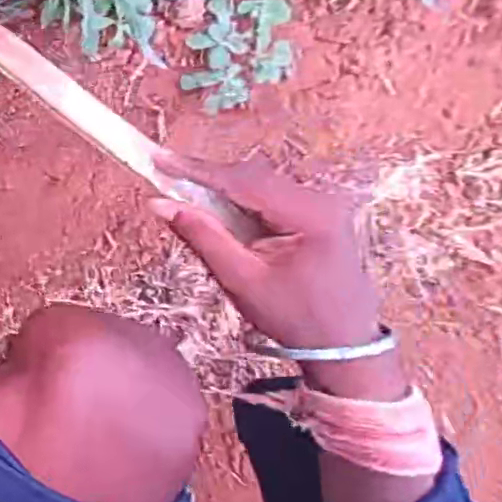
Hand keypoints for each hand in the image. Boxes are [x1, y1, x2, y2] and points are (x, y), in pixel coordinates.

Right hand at [149, 153, 407, 400]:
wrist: (343, 343)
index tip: (159, 158)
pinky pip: (267, 198)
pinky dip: (236, 201)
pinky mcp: (315, 215)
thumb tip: (160, 203)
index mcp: (310, 214)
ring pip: (258, 185)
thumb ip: (201, 235)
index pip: (243, 180)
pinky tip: (214, 211)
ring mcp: (322, 207)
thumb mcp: (239, 278)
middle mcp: (321, 201)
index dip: (196, 169)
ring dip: (219, 190)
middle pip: (251, 176)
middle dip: (206, 177)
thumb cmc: (293, 315)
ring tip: (183, 196)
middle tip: (163, 176)